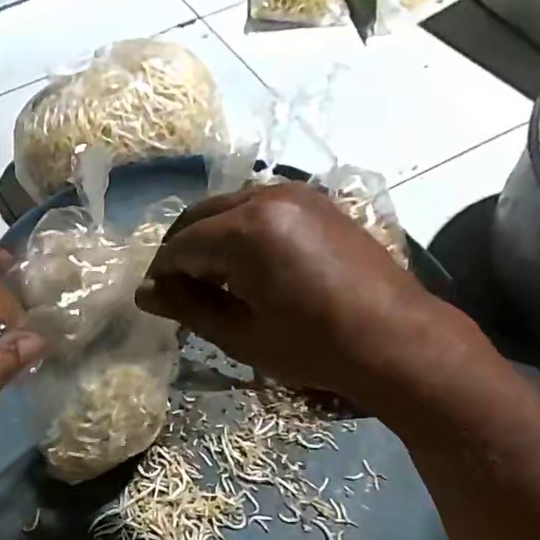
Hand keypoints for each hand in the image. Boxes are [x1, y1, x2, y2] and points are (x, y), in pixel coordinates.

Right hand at [136, 183, 498, 412]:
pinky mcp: (317, 202)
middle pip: (200, 217)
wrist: (395, 339)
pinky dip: (240, 231)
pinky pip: (260, 207)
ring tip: (212, 282)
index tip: (156, 301)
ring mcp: (297, 193)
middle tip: (178, 292)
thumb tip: (144, 293)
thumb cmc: (313, 346)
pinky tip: (247, 266)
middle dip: (181, 252)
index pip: (180, 246)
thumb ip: (188, 307)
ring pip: (229, 208)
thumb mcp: (241, 334)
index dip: (161, 275)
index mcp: (245, 230)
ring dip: (210, 239)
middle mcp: (267, 196)